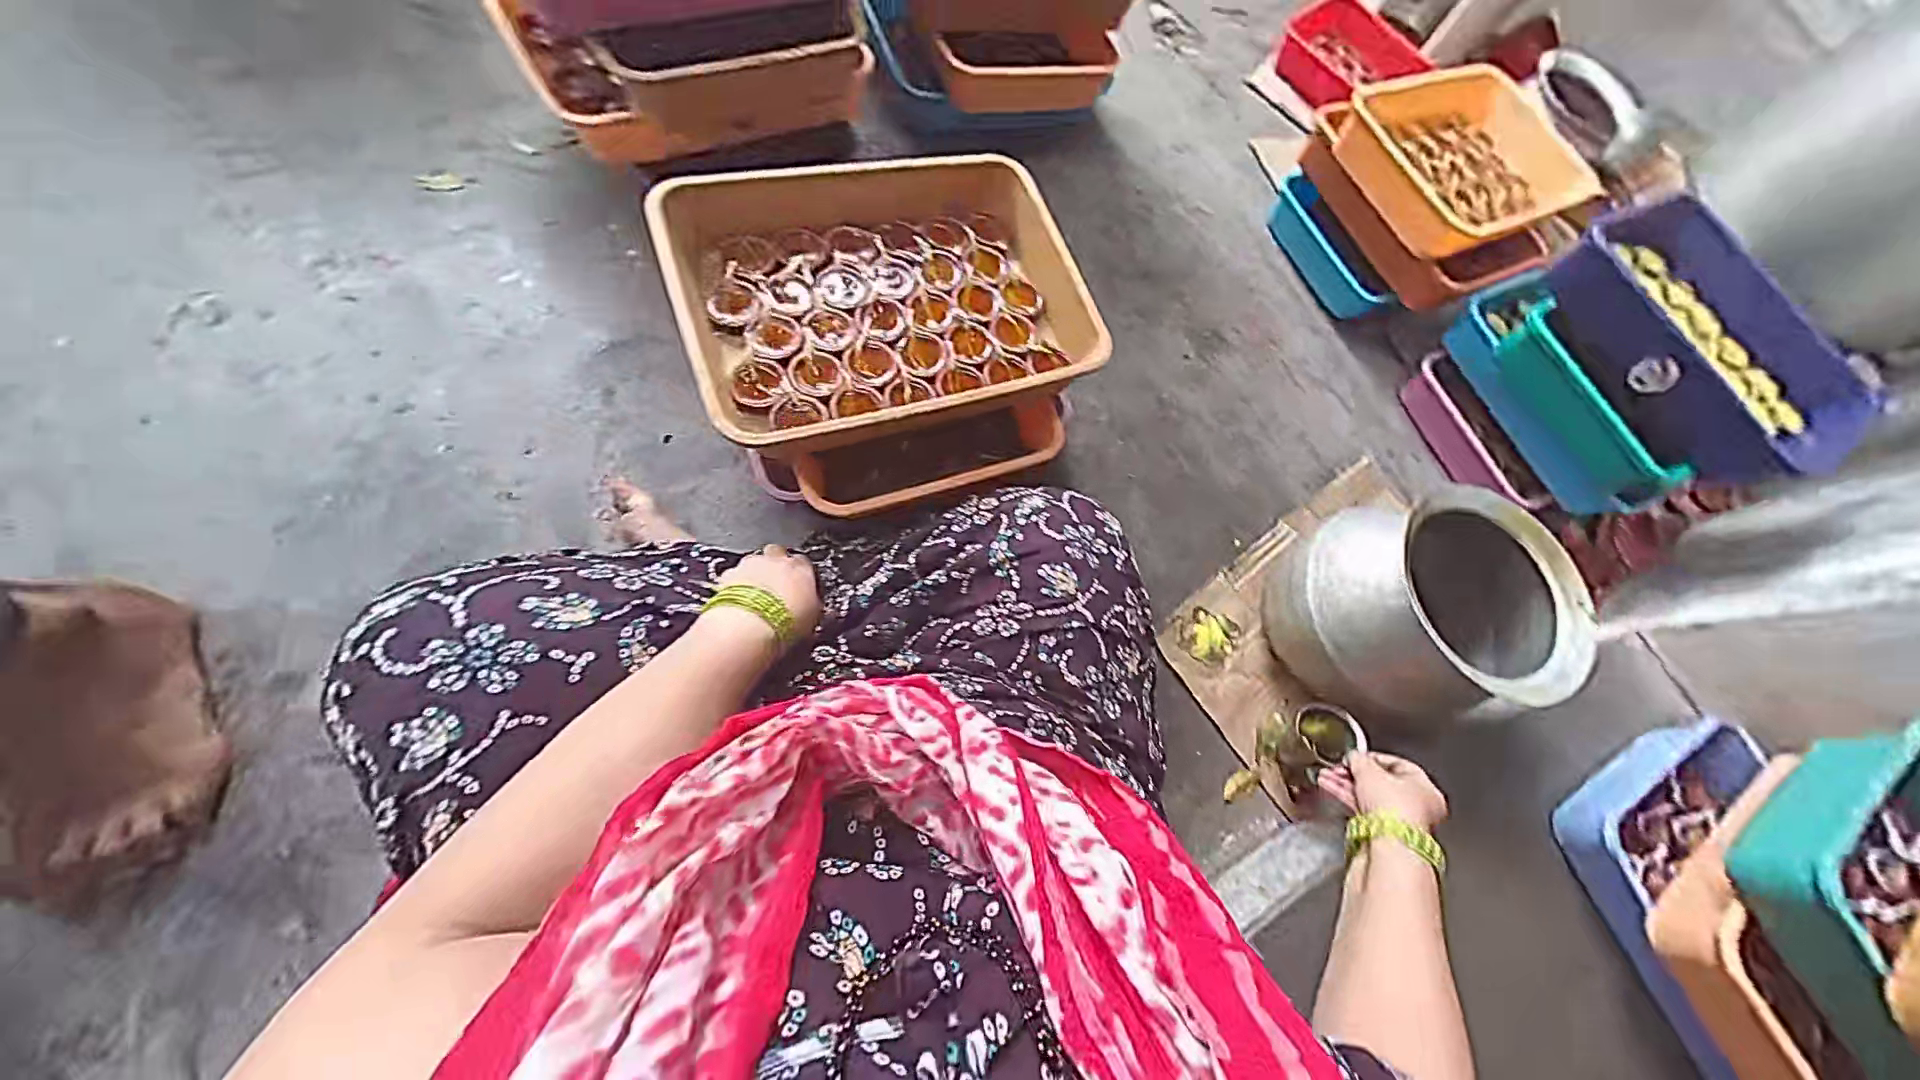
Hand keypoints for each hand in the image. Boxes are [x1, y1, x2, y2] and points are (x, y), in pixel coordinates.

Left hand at [703, 545, 820, 650]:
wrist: (751, 626)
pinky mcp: (728, 575)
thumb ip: (812, 607)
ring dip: (755, 575)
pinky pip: (733, 575)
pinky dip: (735, 586)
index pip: (804, 563)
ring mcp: (750, 565)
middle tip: (776, 588)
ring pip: (754, 562)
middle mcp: (776, 560)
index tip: (798, 588)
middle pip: (777, 554)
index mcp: (802, 568)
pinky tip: (738, 603)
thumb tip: (814, 611)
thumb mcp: (812, 619)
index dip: (800, 576)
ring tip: (756, 599)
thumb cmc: (785, 622)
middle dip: (776, 566)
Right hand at [1316, 751, 1448, 830]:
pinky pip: (1364, 808)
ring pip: (1369, 795)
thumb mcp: (1370, 771)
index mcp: (1425, 788)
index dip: (1371, 758)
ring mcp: (1401, 820)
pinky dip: (1347, 797)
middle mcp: (1418, 804)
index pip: (1396, 764)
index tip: (1355, 756)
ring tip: (1327, 776)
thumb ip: (1359, 759)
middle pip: (1380, 781)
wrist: (1389, 842)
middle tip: (1338, 767)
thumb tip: (1353, 756)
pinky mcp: (1385, 832)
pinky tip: (1332, 788)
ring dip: (1346, 784)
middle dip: (1354, 773)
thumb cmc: (1393, 808)